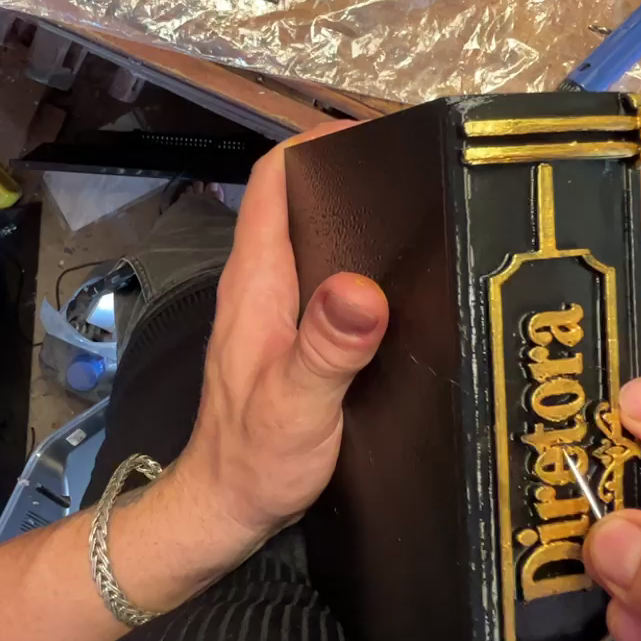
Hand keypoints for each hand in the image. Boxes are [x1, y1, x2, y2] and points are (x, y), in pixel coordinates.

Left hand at [169, 121, 388, 542]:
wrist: (227, 504)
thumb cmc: (254, 457)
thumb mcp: (296, 403)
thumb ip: (327, 347)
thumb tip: (362, 287)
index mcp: (255, 281)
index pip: (271, 184)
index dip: (312, 148)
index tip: (369, 136)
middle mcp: (258, 283)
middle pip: (293, 203)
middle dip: (342, 176)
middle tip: (410, 173)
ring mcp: (269, 309)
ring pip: (306, 238)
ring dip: (347, 218)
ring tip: (412, 215)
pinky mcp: (285, 334)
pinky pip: (316, 276)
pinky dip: (349, 260)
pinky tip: (390, 279)